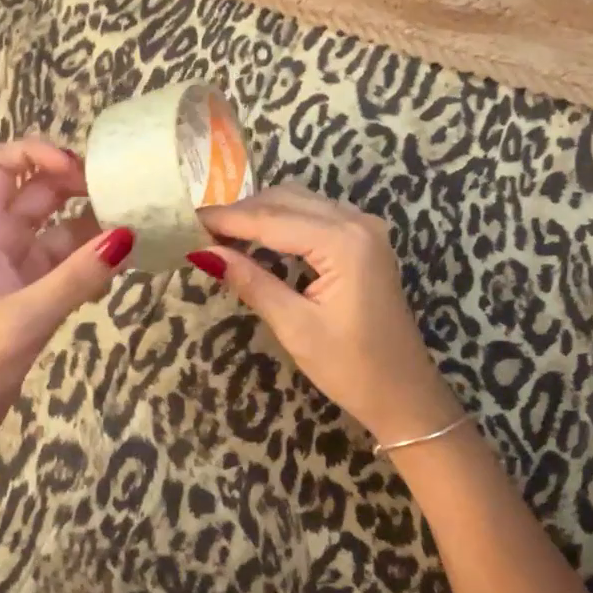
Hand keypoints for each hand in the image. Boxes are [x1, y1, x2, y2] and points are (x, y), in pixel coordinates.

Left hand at [0, 137, 134, 454]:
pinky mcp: (30, 301)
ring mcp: (15, 273)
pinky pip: (65, 267)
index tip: (77, 170)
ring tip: (135, 230)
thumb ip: (76, 276)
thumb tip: (127, 234)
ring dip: (91, 226)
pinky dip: (90, 264)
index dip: (35, 152)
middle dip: (77, 184)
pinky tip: (118, 276)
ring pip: (57, 230)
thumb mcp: (25, 318)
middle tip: (123, 195)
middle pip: (36, 191)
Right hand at [190, 185, 461, 445]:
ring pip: (300, 201)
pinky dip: (283, 221)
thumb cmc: (352, 368)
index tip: (187, 220)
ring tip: (221, 235)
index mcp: (344, 242)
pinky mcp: (364, 238)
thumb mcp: (295, 327)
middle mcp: (357, 221)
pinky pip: (316, 214)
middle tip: (199, 231)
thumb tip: (204, 253)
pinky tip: (257, 240)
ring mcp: (365, 227)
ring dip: (261, 213)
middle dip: (241, 212)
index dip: (227, 218)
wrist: (405, 393)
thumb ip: (252, 281)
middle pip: (286, 199)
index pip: (272, 219)